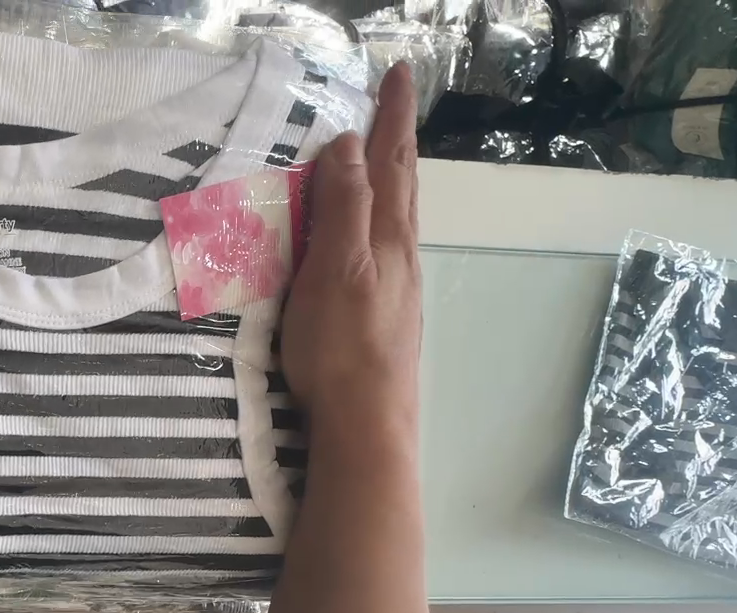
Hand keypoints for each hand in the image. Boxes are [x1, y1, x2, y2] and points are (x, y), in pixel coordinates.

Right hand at [279, 63, 421, 437]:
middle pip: (401, 186)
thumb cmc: (341, 345)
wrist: (365, 416)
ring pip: (395, 218)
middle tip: (394, 103)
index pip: (390, 165)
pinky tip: (368, 235)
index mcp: (386, 237)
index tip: (398, 73)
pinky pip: (383, 248)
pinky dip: (376, 221)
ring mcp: (396, 284)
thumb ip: (343, 209)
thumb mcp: (335, 270)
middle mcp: (399, 253)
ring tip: (381, 160)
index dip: (392, 119)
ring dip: (389, 181)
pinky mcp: (383, 311)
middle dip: (395, 142)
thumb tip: (348, 145)